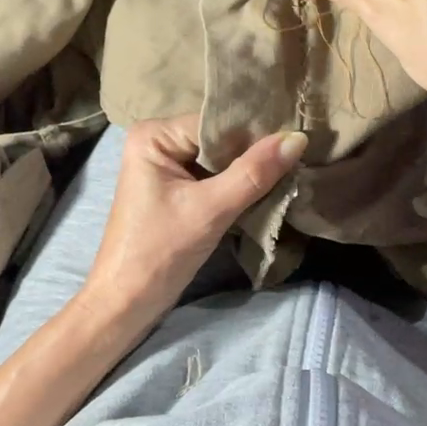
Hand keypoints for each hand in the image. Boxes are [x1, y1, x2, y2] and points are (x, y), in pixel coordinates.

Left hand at [81, 116, 305, 325]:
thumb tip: (297, 137)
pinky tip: (268, 191)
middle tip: (300, 159)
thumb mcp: (211, 210)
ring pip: (222, 161)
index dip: (255, 133)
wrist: (126, 303)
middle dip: (255, 154)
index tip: (297, 141)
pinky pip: (216, 179)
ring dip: (250, 173)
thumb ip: (254, 173)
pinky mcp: (177, 192)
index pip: (217, 122)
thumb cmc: (158, 252)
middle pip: (220, 139)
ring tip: (291, 174)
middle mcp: (158, 141)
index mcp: (154, 134)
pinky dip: (239, 188)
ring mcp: (167, 168)